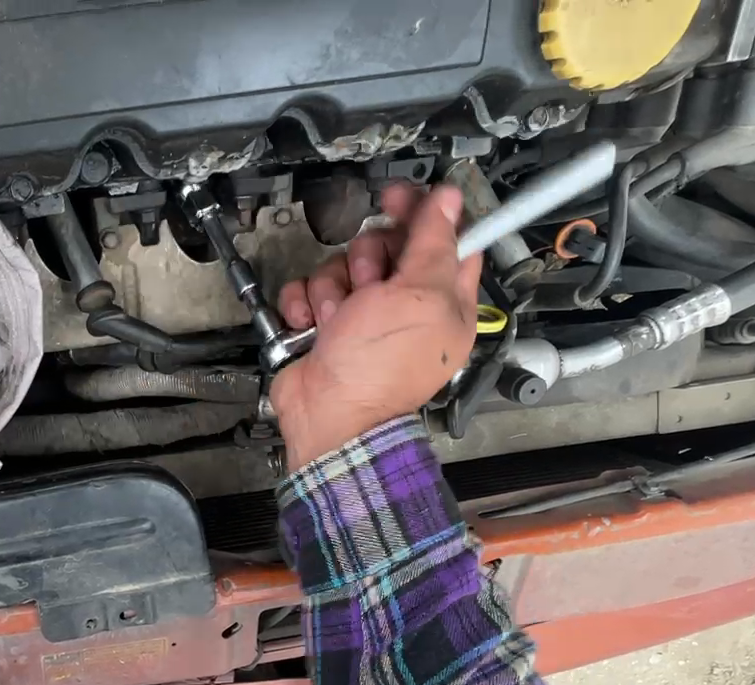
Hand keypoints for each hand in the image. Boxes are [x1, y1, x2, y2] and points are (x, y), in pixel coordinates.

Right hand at [270, 182, 481, 470]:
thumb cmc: (380, 368)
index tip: (398, 199)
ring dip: (333, 289)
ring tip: (337, 320)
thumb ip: (435, 242)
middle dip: (368, 260)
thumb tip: (451, 200)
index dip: (421, 213)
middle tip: (369, 284)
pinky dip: (303, 306)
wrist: (327, 414)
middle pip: (385, 248)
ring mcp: (360, 318)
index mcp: (443, 301)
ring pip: (341, 267)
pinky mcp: (323, 327)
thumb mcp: (420, 294)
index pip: (443, 238)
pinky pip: (307, 293)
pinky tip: (310, 327)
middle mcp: (403, 307)